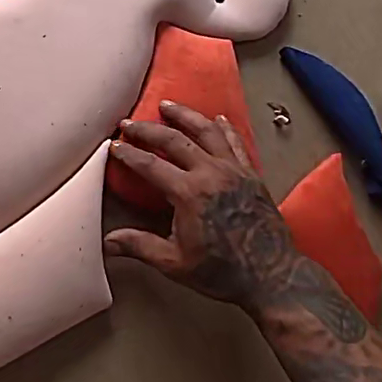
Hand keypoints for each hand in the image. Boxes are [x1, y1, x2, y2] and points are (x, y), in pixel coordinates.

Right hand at [104, 99, 308, 313]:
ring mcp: (234, 171)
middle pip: (173, 140)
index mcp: (189, 193)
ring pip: (205, 131)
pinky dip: (224, 128)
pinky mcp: (251, 175)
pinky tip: (218, 118)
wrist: (273, 276)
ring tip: (168, 105)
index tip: (114, 146)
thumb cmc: (223, 271)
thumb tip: (108, 242)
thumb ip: (140, 246)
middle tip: (129, 122)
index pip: (149, 164)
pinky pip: (235, 143)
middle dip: (148, 129)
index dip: (128, 153)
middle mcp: (211, 174)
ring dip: (184, 116)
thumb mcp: (174, 262)